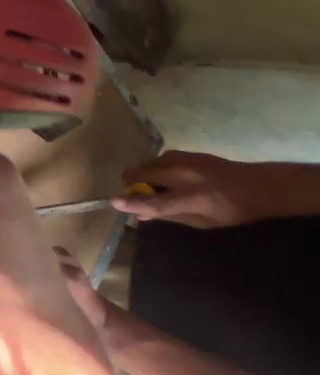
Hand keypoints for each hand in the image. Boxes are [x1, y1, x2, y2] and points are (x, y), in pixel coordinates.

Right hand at [112, 150, 315, 227]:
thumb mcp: (206, 222)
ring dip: (145, 177)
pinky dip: (157, 170)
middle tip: (140, 193)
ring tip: (161, 186)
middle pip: (138, 175)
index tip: (114, 202)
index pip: (155, 202)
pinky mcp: (179, 152)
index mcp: (193, 198)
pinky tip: (174, 177)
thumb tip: (139, 216)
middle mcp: (182, 176)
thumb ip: (171, 216)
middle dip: (132, 184)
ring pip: (144, 166)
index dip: (132, 202)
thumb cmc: (233, 210)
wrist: (259, 185)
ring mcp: (180, 160)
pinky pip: (156, 161)